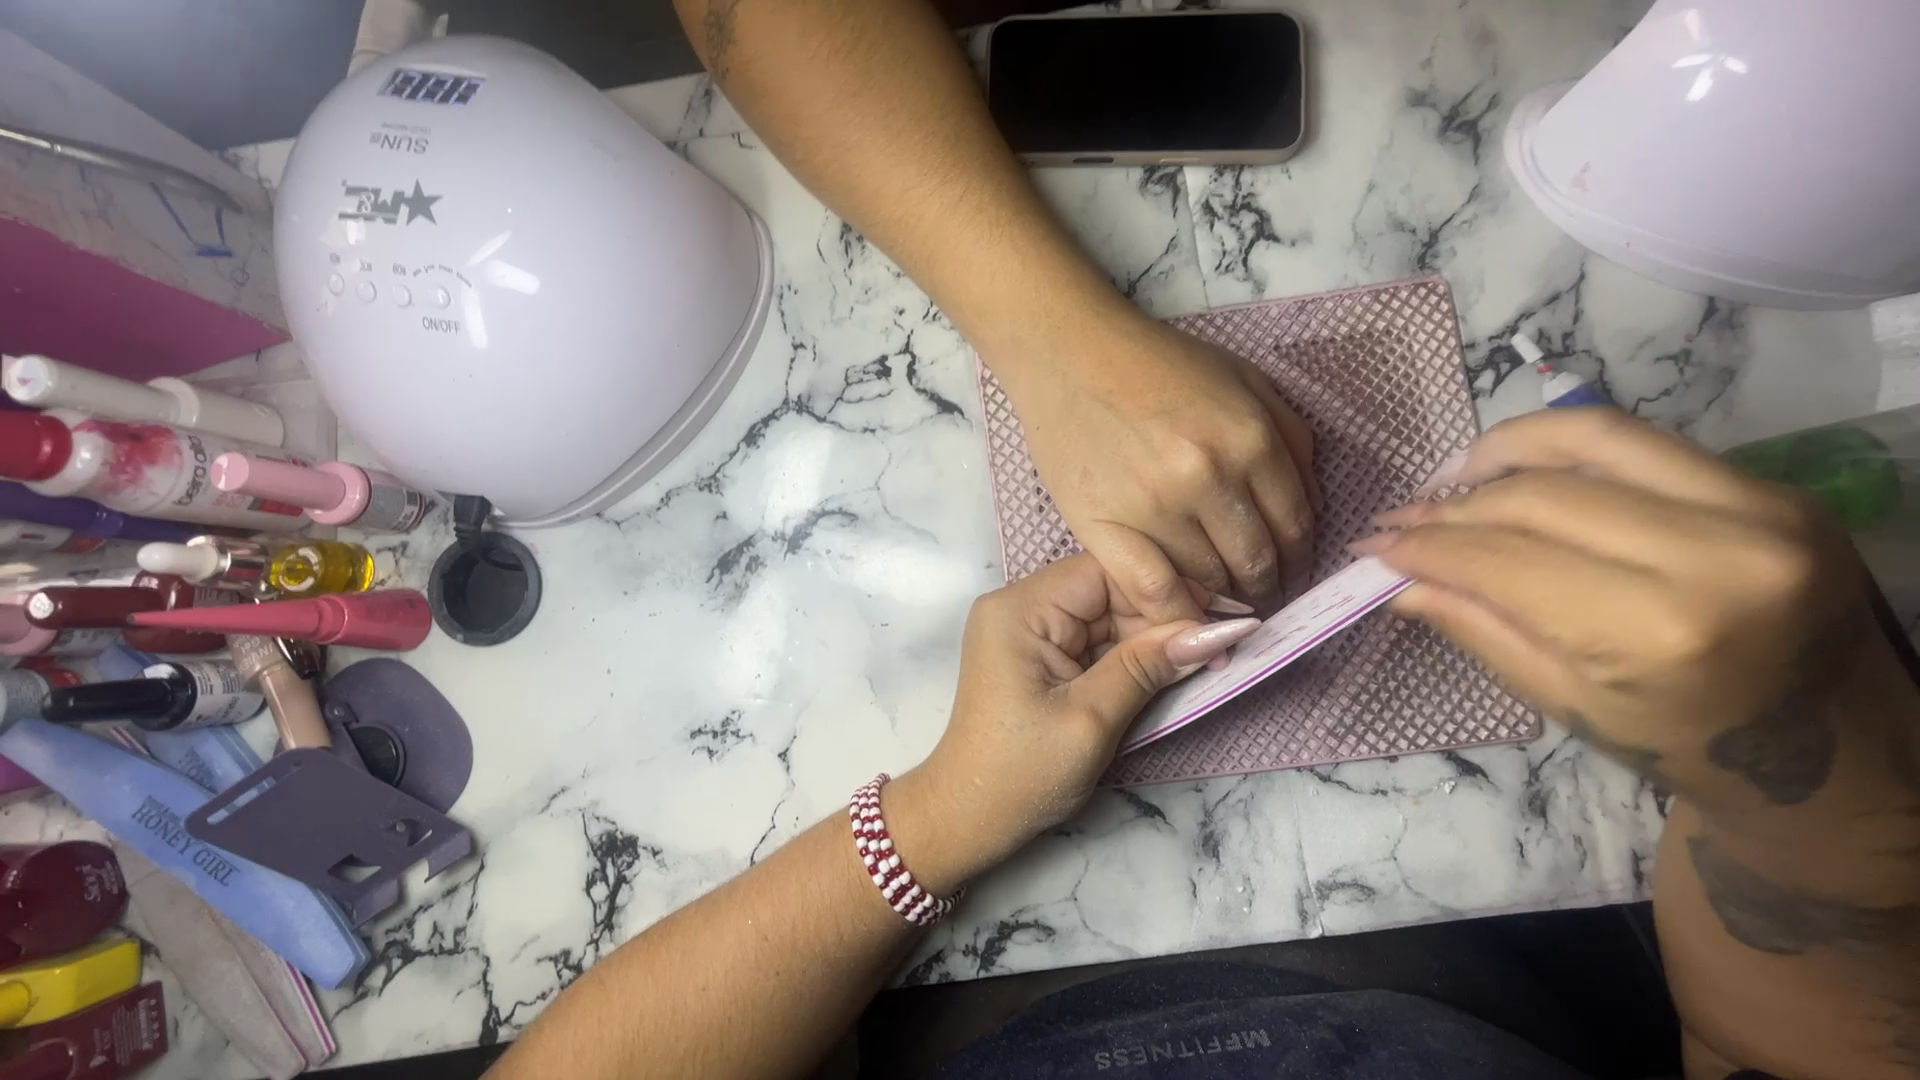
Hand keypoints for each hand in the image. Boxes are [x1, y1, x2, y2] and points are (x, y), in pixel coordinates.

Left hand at [887, 555, 1260, 890]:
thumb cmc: (1023, 772)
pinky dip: (1129, 654)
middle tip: (1222, 644)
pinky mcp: (1038, 653)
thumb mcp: (1092, 717)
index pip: (1106, 571)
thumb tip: (1224, 628)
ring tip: (1206, 658)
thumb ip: (1150, 665)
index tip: (1220, 616)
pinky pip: (1094, 638)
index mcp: (1020, 608)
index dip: (1165, 590)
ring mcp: (1027, 628)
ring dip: (1151, 638)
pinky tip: (1167, 667)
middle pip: (1108, 589)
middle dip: (1163, 617)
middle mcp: (1020, 605)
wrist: (969, 816)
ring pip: (1106, 614)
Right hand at [1003, 313, 1316, 622]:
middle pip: (1257, 562)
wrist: (1067, 354)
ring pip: (1209, 581)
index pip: (1295, 526)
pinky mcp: (1103, 526)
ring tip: (1220, 598)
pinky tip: (1185, 617)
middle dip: (1266, 587)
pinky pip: (1151, 591)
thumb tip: (1311, 509)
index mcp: (1250, 439)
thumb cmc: (1156, 364)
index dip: (1299, 561)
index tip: (1291, 574)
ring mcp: (1153, 507)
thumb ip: (1291, 439)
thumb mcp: (1245, 379)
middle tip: (1259, 595)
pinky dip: (1175, 615)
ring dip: (1222, 598)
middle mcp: (1208, 478)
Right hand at [1355, 409, 1892, 817]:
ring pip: (1585, 439)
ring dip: (1495, 455)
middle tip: (1396, 522)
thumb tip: (1394, 576)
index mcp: (1658, 629)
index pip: (1502, 560)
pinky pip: (1635, 439)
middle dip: (1446, 510)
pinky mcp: (1766, 486)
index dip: (1422, 549)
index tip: (1369, 547)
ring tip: (1446, 483)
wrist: (1834, 749)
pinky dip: (1557, 443)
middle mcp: (1714, 552)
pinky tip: (1512, 466)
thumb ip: (1474, 625)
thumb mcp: (1562, 700)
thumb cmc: (1681, 743)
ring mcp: (1754, 507)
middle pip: (1533, 497)